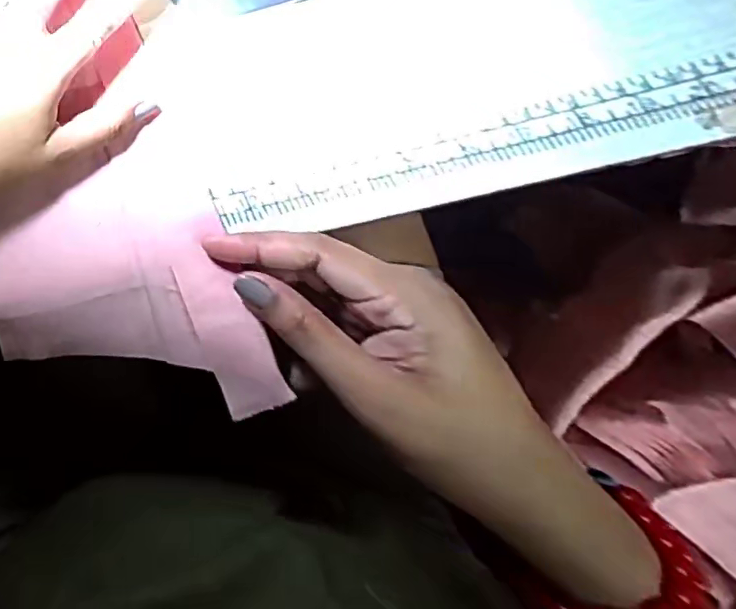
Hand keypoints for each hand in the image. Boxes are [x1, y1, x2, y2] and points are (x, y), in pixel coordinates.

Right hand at [204, 231, 660, 607]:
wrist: (525, 491)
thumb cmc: (452, 444)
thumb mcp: (370, 391)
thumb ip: (306, 333)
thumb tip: (248, 284)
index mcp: (404, 289)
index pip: (318, 252)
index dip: (260, 244)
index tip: (211, 243)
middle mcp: (403, 283)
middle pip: (320, 263)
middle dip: (267, 265)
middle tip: (212, 264)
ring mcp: (403, 304)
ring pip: (327, 288)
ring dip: (287, 302)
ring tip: (240, 307)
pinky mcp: (400, 326)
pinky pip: (343, 313)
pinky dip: (312, 327)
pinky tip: (288, 348)